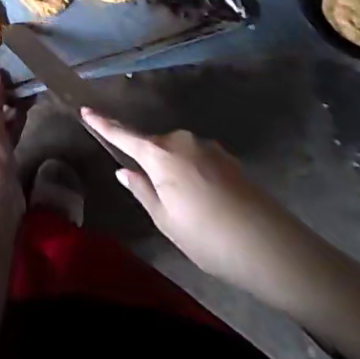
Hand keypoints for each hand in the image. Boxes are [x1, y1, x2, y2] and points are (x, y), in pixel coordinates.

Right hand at [83, 109, 298, 283]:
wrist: (274, 249)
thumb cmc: (209, 238)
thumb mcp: (165, 221)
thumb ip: (142, 191)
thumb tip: (125, 170)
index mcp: (160, 154)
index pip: (123, 134)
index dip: (103, 123)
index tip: (85, 109)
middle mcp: (182, 141)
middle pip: (154, 145)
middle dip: (148, 162)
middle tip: (157, 199)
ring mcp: (209, 148)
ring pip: (178, 154)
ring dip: (175, 172)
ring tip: (187, 210)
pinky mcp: (230, 159)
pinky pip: (199, 161)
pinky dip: (194, 176)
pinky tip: (207, 205)